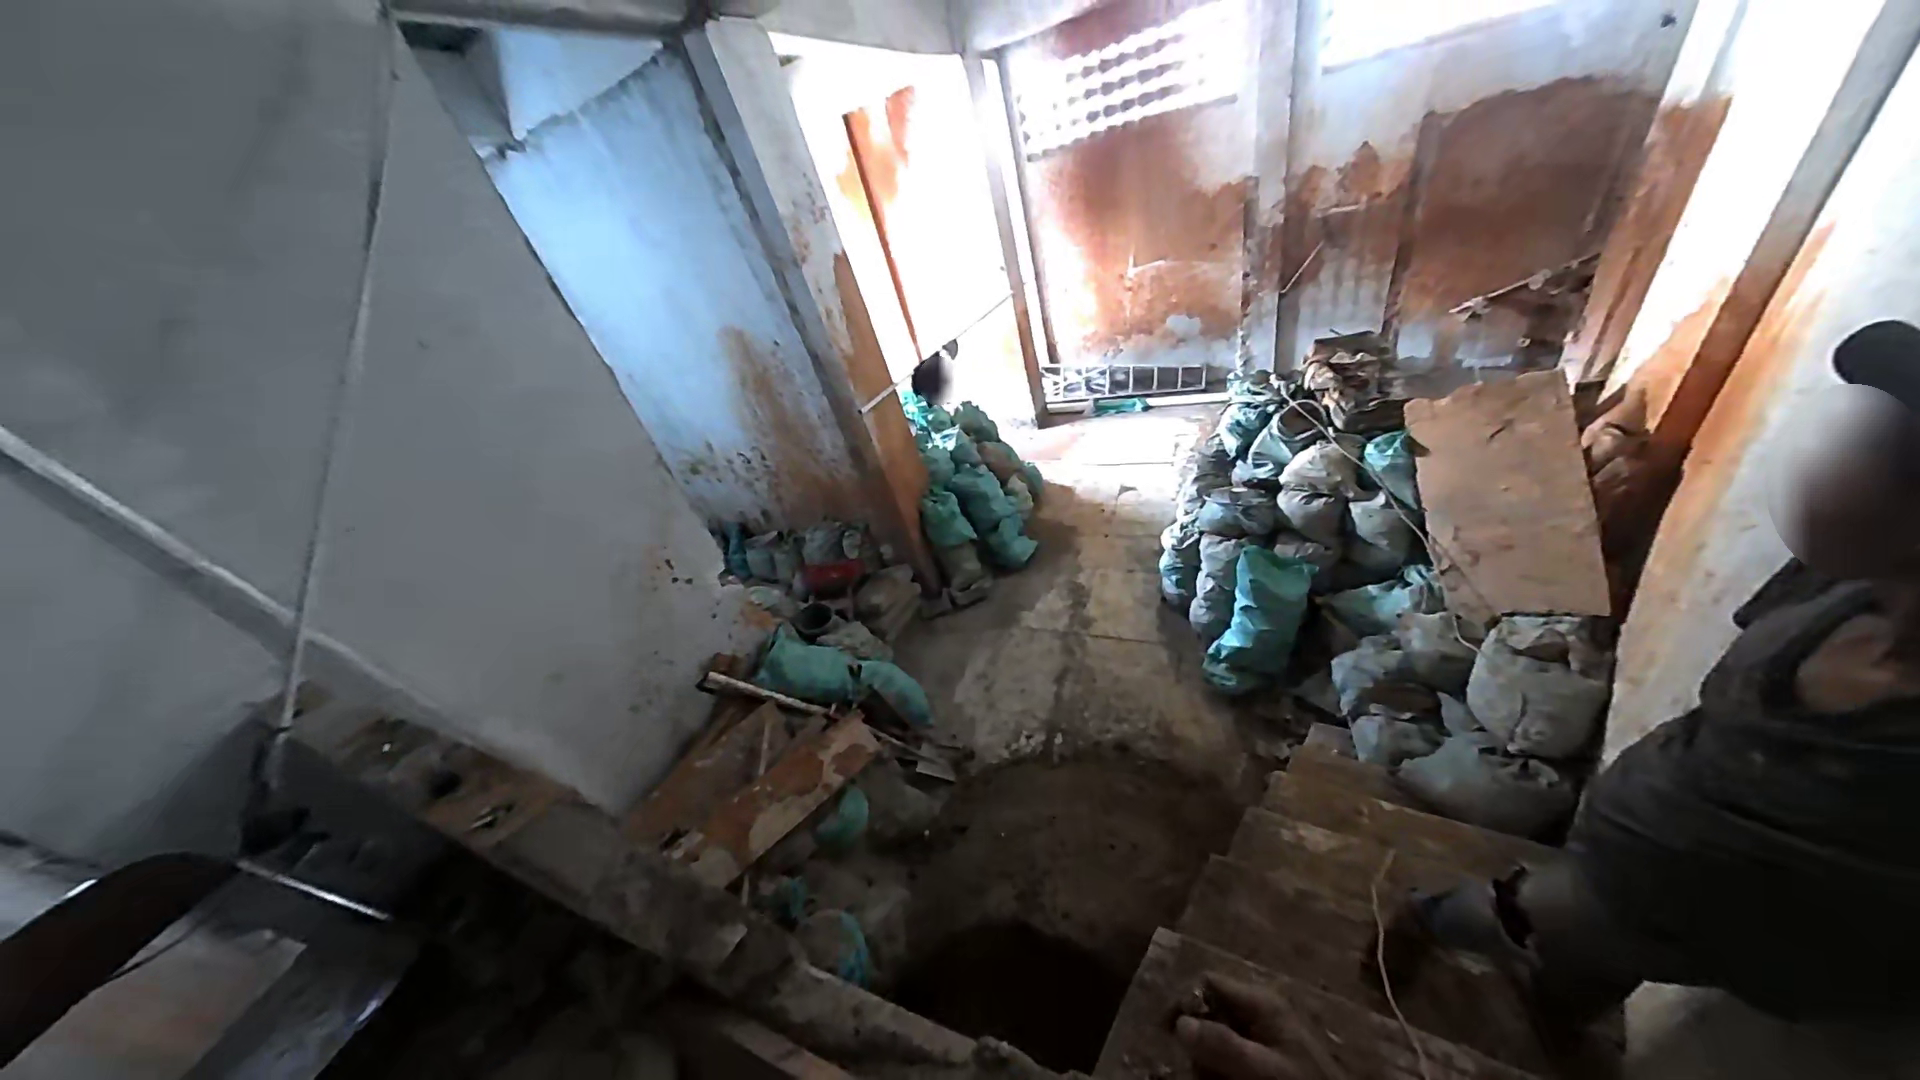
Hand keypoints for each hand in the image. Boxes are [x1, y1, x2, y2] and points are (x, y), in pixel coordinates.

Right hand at [1172, 974, 1306, 1079]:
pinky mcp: (1274, 1056)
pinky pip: (1237, 1054)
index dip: (1184, 1001)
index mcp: (1261, 1002)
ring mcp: (1269, 1034)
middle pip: (1212, 1010)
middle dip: (1199, 1039)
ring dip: (1211, 1060)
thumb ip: (1223, 1044)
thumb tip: (1179, 1024)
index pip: (1208, 982)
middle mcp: (1262, 1010)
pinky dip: (1227, 1069)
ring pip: (1221, 1036)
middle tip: (1197, 1070)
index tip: (1167, 1030)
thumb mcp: (1263, 1069)